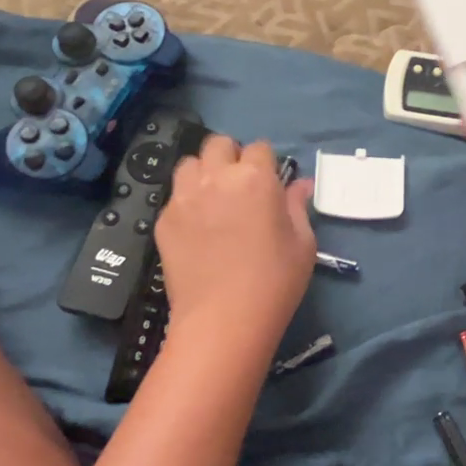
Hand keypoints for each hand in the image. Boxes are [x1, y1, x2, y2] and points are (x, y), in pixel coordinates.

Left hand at [156, 136, 316, 354]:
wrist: (223, 320)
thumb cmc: (274, 282)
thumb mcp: (302, 244)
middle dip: (230, 157)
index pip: (259, 147)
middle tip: (240, 186)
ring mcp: (184, 197)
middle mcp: (216, 178)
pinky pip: (174, 197)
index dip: (266, 163)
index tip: (269, 183)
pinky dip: (186, 203)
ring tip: (213, 199)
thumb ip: (298, 207)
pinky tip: (197, 229)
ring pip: (190, 164)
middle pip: (218, 144)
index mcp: (255, 178)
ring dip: (203, 173)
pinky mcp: (163, 220)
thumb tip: (300, 185)